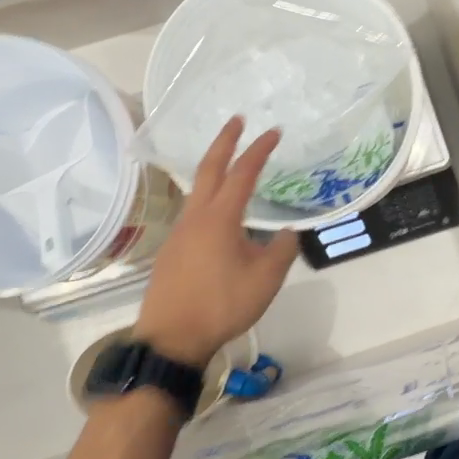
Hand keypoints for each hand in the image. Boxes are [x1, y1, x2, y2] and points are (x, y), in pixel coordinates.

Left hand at [133, 117, 299, 367]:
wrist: (171, 337)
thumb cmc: (222, 305)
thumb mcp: (266, 279)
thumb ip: (281, 251)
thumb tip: (287, 233)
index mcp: (220, 218)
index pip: (242, 174)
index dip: (259, 150)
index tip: (274, 132)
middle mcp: (196, 217)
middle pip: (209, 169)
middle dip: (224, 142)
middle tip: (236, 120)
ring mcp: (179, 233)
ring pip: (198, 191)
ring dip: (214, 170)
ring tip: (231, 164)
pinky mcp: (173, 250)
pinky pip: (194, 212)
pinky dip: (209, 197)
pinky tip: (220, 213)